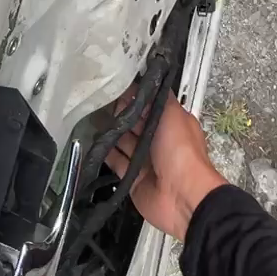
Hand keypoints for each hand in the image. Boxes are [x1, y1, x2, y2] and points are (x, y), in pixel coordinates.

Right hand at [104, 97, 227, 241]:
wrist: (183, 196)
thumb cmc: (181, 150)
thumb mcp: (172, 113)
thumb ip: (159, 96)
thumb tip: (148, 79)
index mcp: (169, 123)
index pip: (147, 105)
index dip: (133, 96)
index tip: (116, 86)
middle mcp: (157, 140)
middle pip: (134, 123)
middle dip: (120, 114)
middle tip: (100, 102)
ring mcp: (145, 160)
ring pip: (123, 142)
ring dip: (112, 133)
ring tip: (93, 119)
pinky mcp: (133, 178)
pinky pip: (117, 163)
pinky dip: (107, 154)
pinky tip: (96, 143)